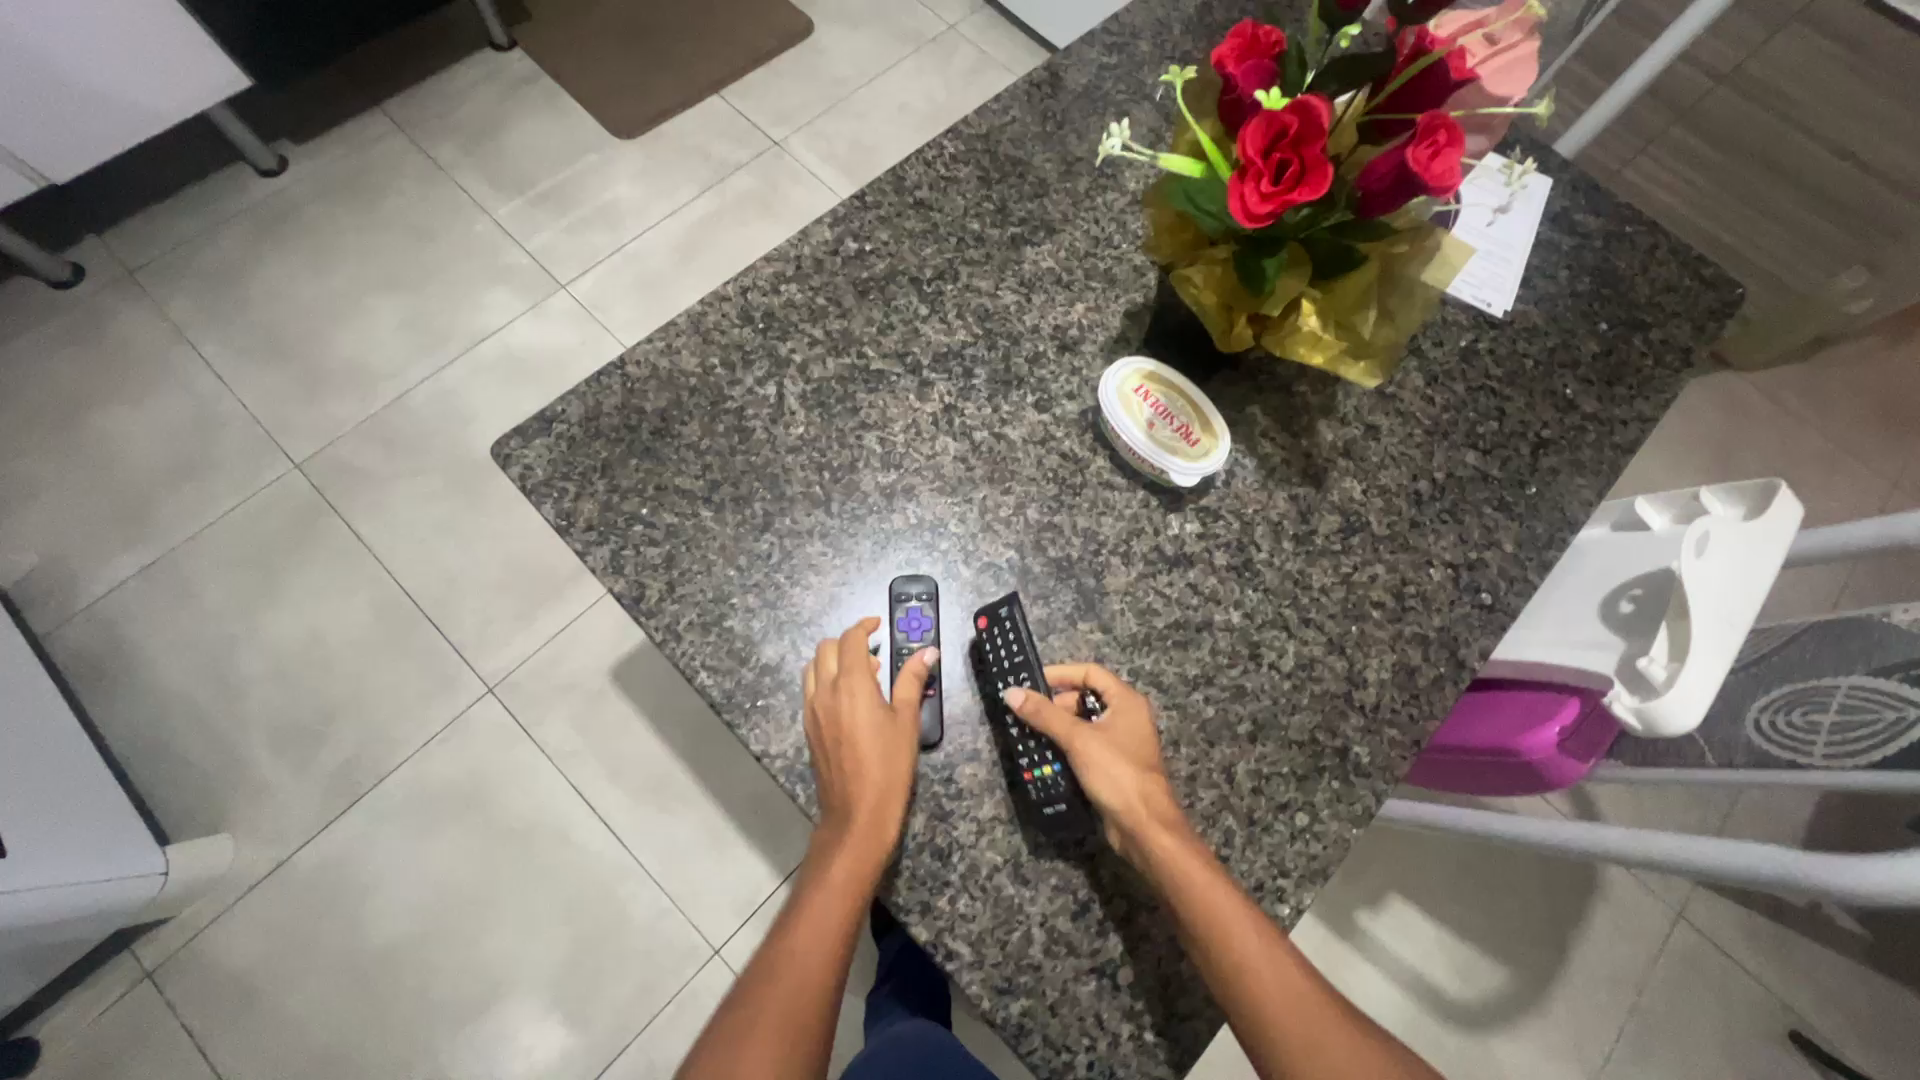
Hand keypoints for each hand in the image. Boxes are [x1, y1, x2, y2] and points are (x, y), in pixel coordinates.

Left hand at [802, 618, 936, 872]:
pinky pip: (811, 690)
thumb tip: (928, 651)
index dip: (864, 626)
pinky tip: (850, 700)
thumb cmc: (889, 766)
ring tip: (862, 675)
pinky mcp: (808, 728)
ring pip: (813, 668)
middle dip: (847, 642)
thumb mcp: (907, 720)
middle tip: (874, 652)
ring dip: (833, 660)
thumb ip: (912, 680)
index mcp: (851, 685)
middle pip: (825, 648)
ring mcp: (812, 710)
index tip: (878, 625)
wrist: (857, 813)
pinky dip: (826, 680)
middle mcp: (825, 692)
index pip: (850, 640)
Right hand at [1001, 664, 1190, 865]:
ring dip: (1059, 726)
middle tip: (1028, 712)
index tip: (1032, 682)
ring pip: (1085, 723)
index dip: (1061, 674)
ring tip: (1030, 731)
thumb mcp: (1077, 739)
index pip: (1090, 672)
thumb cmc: (1116, 772)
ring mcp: (1122, 742)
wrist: (1144, 825)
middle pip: (1087, 697)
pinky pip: (1087, 745)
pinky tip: (1045, 753)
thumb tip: (1011, 692)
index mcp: (1126, 700)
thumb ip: (1044, 714)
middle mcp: (1127, 716)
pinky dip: (1067, 745)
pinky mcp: (1114, 765)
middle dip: (1056, 703)